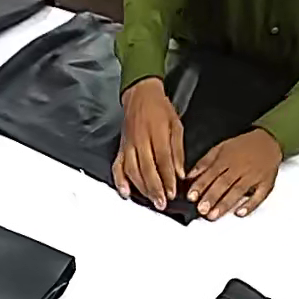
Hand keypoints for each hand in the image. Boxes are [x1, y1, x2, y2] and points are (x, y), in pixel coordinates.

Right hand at [114, 76, 185, 210]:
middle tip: (162, 203)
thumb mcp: (176, 125)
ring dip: (142, 188)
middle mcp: (140, 140)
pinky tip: (126, 192)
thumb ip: (178, 151)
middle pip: (147, 169)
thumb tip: (180, 173)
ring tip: (151, 200)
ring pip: (132, 171)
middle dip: (155, 188)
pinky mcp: (121, 149)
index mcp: (156, 132)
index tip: (173, 192)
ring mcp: (128, 145)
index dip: (168, 178)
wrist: (140, 95)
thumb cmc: (160, 109)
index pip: (162, 159)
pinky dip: (120, 181)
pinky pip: (118, 167)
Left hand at [187, 128, 282, 219]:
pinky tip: (240, 213)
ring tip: (213, 215)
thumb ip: (204, 163)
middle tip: (202, 209)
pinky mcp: (266, 183)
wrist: (269, 140)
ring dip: (225, 204)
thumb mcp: (220, 148)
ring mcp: (254, 176)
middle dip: (212, 197)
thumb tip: (189, 176)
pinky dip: (250, 204)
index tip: (191, 196)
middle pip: (224, 183)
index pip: (212, 173)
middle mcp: (240, 167)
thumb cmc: (242, 147)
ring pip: (238, 191)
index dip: (201, 186)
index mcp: (227, 158)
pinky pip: (260, 195)